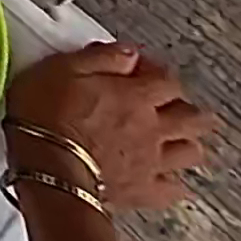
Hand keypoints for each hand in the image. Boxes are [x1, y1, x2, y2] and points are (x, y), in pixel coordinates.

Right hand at [5, 42, 217, 210]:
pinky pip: (174, 186)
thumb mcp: (58, 69)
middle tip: (164, 102)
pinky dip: (169, 178)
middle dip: (184, 107)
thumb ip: (98, 58)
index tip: (137, 66)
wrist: (49, 163)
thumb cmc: (46, 113)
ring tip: (165, 135)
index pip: (164, 78)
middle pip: (194, 117)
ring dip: (183, 140)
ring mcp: (155, 161)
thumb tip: (125, 51)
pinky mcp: (148, 190)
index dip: (154, 70)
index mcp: (133, 95)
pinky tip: (155, 172)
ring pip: (191, 151)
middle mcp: (154, 127)